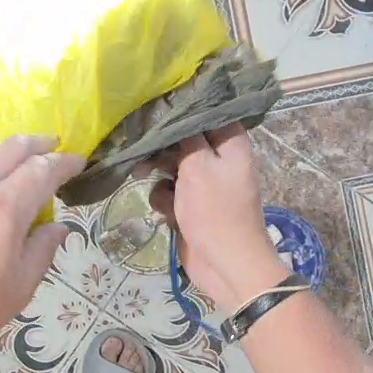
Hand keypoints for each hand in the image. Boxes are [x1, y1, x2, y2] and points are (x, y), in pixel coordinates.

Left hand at [0, 135, 82, 365]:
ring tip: (20, 188)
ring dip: (7, 167)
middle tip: (54, 146)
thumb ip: (42, 251)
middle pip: (10, 150)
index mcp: (3, 209)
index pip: (42, 170)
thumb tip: (56, 227)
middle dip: (37, 144)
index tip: (79, 162)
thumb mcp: (20, 289)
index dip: (64, 162)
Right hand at [149, 125, 284, 315]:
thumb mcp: (199, 166)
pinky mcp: (191, 207)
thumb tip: (174, 115)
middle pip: (184, 141)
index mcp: (230, 143)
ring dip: (159, 177)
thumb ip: (185, 138)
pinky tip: (165, 211)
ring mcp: (204, 185)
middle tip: (142, 151)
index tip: (153, 108)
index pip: (205, 112)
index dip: (180, 110)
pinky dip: (164, 200)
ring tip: (144, 178)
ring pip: (171, 168)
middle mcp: (218, 160)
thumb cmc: (215, 211)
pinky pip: (169, 194)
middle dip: (162, 148)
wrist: (225, 264)